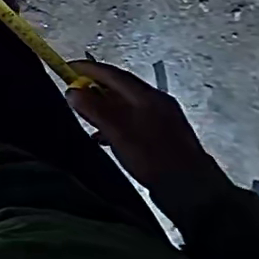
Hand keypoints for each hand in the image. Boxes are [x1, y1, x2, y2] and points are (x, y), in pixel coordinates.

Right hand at [65, 58, 232, 221]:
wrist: (192, 191)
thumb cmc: (152, 157)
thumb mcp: (118, 132)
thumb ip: (94, 109)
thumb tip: (72, 91)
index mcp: (147, 96)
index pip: (112, 73)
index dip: (87, 68)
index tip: (66, 67)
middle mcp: (157, 102)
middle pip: (120, 87)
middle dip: (94, 86)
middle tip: (72, 91)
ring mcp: (162, 118)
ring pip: (125, 104)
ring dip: (103, 106)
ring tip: (84, 115)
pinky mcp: (163, 136)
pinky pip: (132, 119)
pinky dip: (114, 121)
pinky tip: (104, 136)